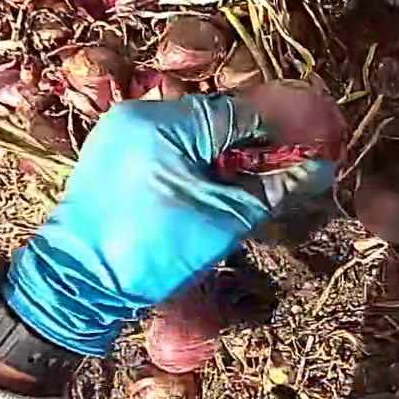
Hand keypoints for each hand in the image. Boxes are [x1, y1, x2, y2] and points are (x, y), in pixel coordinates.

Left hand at [2, 95, 333, 355]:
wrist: (77, 285)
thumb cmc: (154, 251)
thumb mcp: (223, 221)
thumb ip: (273, 190)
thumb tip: (321, 171)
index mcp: (164, 123)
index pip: (238, 113)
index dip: (277, 133)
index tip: (305, 151)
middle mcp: (138, 114)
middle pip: (213, 119)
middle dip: (248, 145)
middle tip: (276, 172)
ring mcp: (119, 132)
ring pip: (189, 133)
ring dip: (221, 154)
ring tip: (244, 184)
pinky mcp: (110, 154)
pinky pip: (164, 147)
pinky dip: (192, 161)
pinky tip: (207, 187)